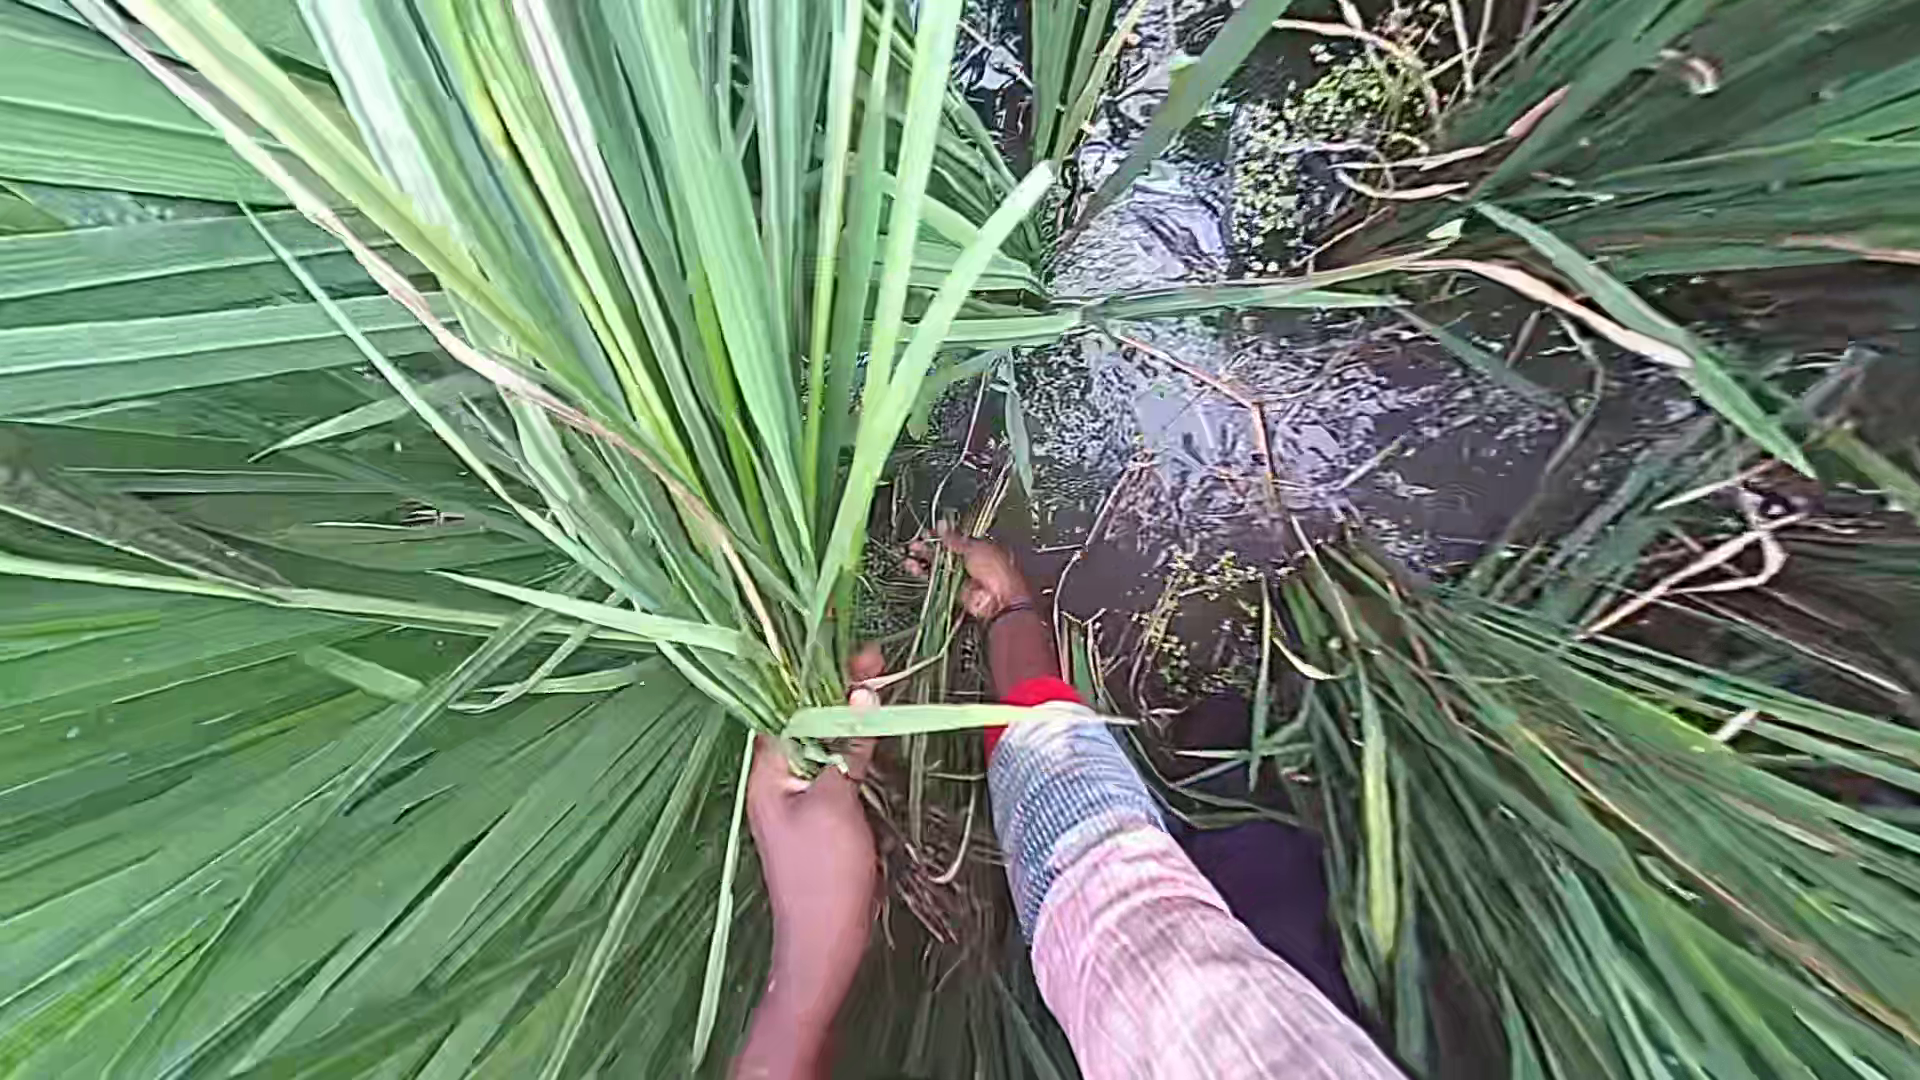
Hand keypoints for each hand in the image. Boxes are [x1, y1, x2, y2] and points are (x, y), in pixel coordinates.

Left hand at [734, 647, 882, 1079]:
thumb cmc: (822, 873)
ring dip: (851, 712)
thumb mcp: (835, 801)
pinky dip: (857, 741)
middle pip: (809, 719)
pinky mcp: (825, 807)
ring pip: (826, 739)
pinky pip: (838, 761)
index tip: (847, 651)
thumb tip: (862, 695)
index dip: (814, 676)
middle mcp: (781, 776)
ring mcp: (803, 792)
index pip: (787, 707)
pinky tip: (877, 726)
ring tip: (879, 681)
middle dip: (838, 689)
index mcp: (769, 771)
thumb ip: (847, 746)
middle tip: (874, 662)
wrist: (826, 944)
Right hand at [906, 530, 1057, 696]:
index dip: (942, 535)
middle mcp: (969, 562)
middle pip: (945, 552)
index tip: (929, 532)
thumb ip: (955, 539)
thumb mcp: (975, 548)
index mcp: (979, 547)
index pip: (956, 538)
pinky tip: (913, 566)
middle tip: (915, 542)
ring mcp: (961, 576)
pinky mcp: (953, 590)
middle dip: (930, 546)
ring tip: (910, 553)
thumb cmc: (997, 571)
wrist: (1000, 601)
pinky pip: (936, 579)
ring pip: (938, 565)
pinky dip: (923, 572)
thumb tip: (942, 526)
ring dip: (923, 559)